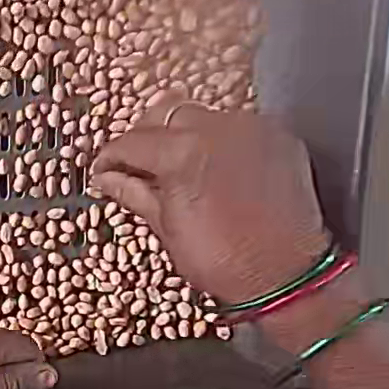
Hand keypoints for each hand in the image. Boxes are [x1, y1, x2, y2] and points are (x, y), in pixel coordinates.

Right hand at [89, 107, 330, 304]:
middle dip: (145, 138)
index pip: (131, 142)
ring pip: (202, 117)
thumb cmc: (221, 259)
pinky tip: (212, 167)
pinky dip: (217, 141)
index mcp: (181, 155)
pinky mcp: (278, 137)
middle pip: (165, 116)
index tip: (104, 169)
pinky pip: (237, 127)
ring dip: (182, 136)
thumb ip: (134, 192)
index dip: (110, 157)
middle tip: (135, 165)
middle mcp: (218, 130)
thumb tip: (107, 179)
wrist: (284, 273)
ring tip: (176, 166)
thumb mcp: (165, 228)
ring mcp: (252, 129)